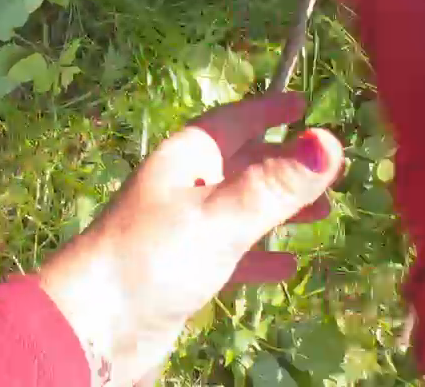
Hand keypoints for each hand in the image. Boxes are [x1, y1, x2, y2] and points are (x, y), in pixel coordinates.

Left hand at [35, 93, 342, 384]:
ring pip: (239, 207)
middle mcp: (183, 184)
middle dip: (281, 163)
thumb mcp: (221, 217)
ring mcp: (181, 226)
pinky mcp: (183, 267)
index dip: (266, 111)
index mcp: (186, 157)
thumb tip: (328, 142)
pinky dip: (259, 254)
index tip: (301, 104)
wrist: (96, 320)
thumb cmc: (156, 255)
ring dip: (277, 207)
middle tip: (328, 169)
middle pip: (239, 163)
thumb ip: (274, 185)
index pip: (232, 122)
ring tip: (322, 214)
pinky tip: (286, 266)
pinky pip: (231, 251)